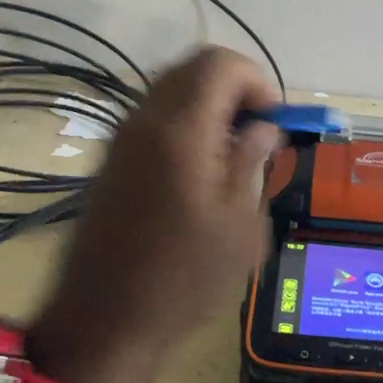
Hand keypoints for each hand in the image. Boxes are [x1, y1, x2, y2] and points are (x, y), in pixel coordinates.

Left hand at [25, 48, 281, 382]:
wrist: (107, 318)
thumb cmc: (185, 278)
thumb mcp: (240, 225)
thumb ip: (252, 162)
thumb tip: (263, 129)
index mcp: (180, 131)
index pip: (221, 64)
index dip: (258, 82)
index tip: (276, 125)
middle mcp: (144, 121)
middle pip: (193, 69)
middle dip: (235, 90)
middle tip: (259, 135)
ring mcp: (121, 141)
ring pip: (170, 91)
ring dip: (209, 107)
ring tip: (234, 156)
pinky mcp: (111, 163)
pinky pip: (153, 120)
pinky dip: (185, 126)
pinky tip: (201, 174)